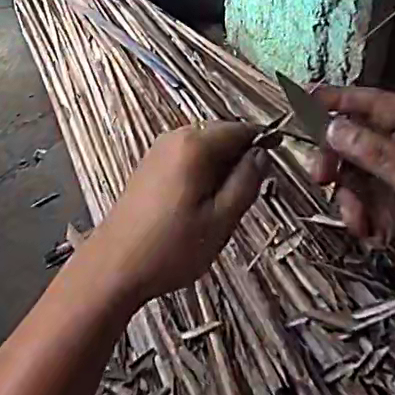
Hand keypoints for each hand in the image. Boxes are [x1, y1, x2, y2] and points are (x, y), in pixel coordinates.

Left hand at [83, 123, 267, 303]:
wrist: (115, 266)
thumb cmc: (172, 247)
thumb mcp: (221, 220)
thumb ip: (246, 182)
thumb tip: (262, 153)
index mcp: (195, 144)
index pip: (240, 129)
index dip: (263, 142)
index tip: (279, 163)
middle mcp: (175, 136)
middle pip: (222, 134)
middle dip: (240, 157)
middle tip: (248, 197)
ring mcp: (159, 149)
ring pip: (205, 147)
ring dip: (221, 167)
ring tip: (223, 207)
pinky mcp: (150, 164)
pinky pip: (187, 156)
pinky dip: (202, 172)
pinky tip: (200, 205)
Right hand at [309, 87, 394, 298]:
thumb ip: (376, 154)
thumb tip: (332, 126)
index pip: (374, 103)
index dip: (337, 100)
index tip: (302, 98)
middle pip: (358, 136)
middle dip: (337, 158)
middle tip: (320, 177)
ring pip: (357, 170)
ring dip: (350, 194)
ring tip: (358, 220)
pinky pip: (367, 197)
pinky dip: (362, 212)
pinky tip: (370, 231)